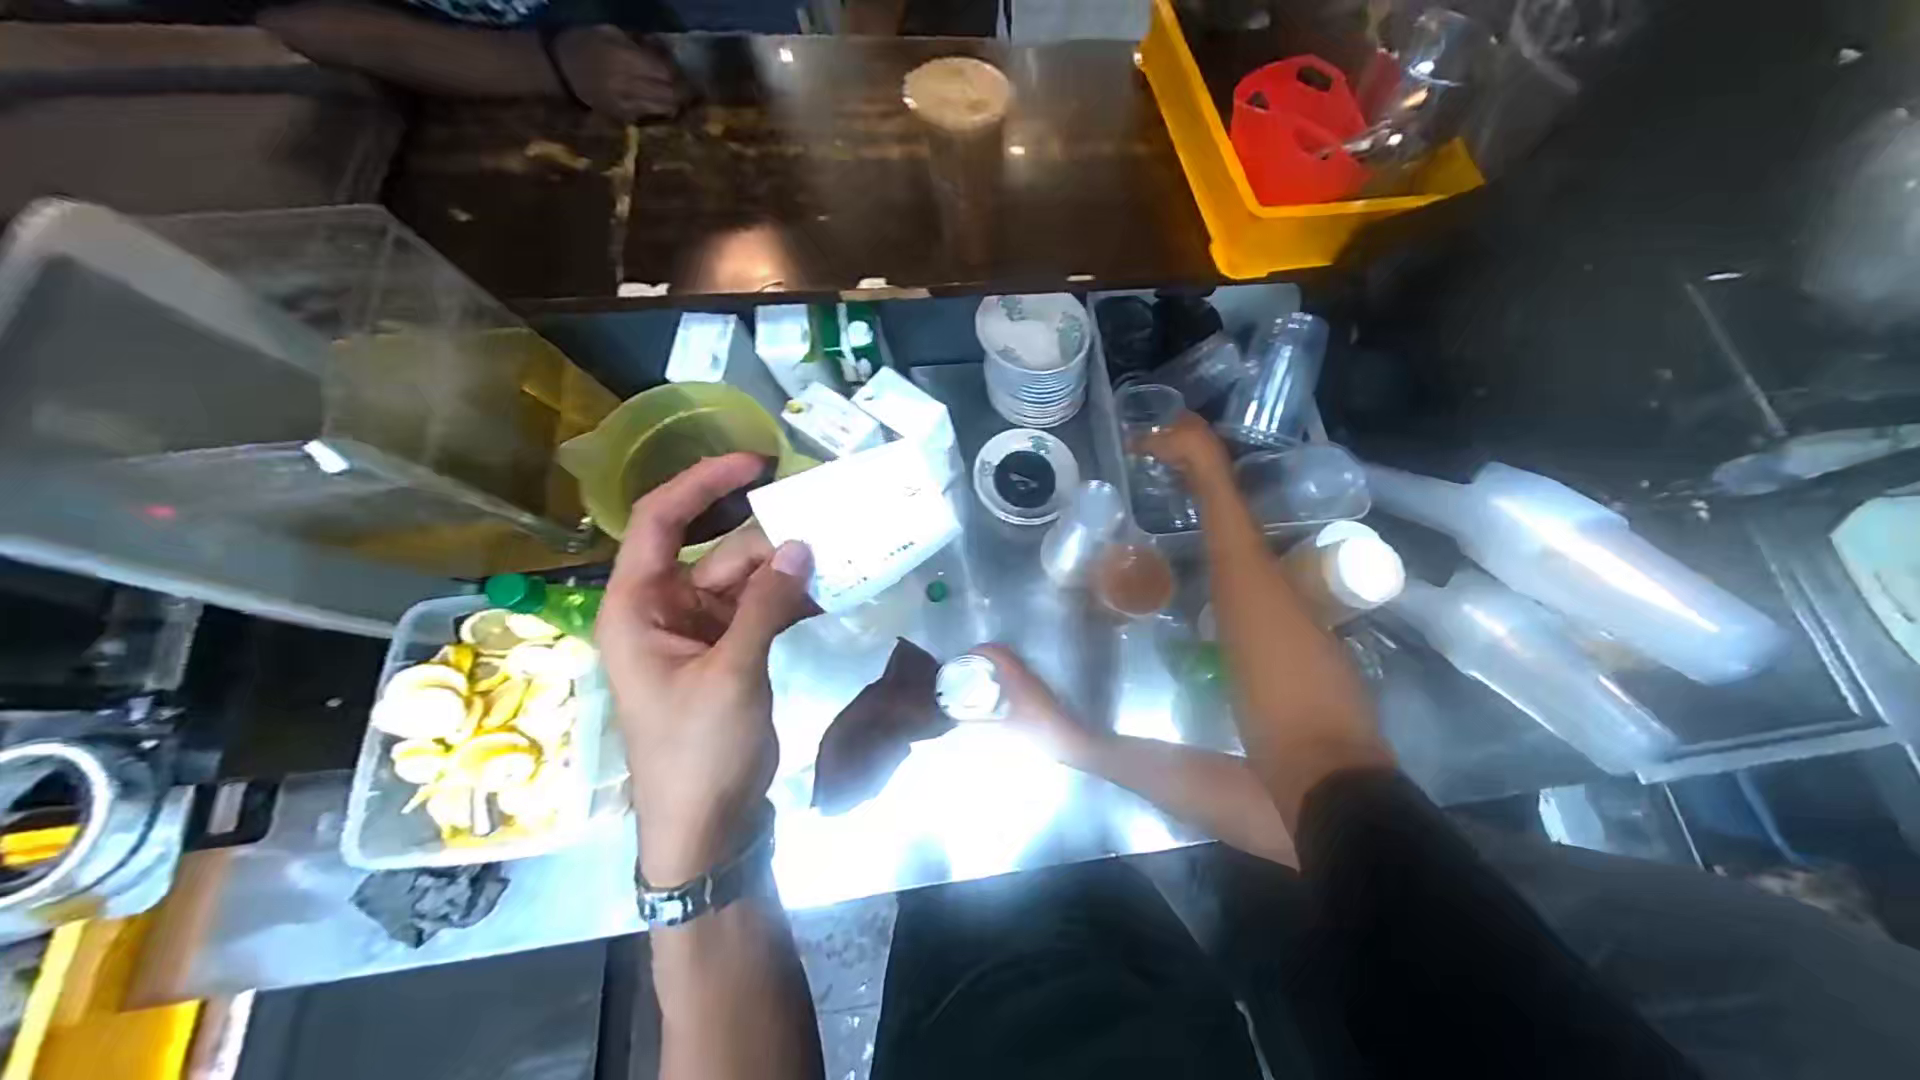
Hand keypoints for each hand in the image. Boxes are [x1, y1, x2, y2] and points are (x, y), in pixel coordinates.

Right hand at [551, 25, 684, 120]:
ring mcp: (628, 104)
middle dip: (677, 90)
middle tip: (678, 86)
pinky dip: (655, 110)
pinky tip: (651, 102)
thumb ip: (638, 42)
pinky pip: (650, 116)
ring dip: (670, 102)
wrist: (559, 70)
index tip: (674, 70)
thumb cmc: (584, 44)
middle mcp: (630, 84)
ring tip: (668, 96)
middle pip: (670, 94)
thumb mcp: (609, 32)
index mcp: (626, 59)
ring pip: (664, 108)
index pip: (665, 72)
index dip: (674, 72)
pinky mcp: (624, 118)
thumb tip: (663, 50)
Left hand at [599, 453, 815, 883]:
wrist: (707, 825)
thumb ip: (765, 607)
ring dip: (789, 569)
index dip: (701, 483)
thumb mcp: (731, 675)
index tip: (754, 463)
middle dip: (770, 537)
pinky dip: (793, 599)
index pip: (657, 521)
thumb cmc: (697, 752)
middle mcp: (666, 609)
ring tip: (840, 551)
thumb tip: (801, 547)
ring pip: (748, 579)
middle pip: (719, 551)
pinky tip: (831, 590)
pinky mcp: (731, 651)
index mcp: (638, 606)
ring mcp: (701, 630)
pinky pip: (763, 609)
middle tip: (828, 519)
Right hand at [963, 644, 1096, 764]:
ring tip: (984, 672)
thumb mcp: (1005, 725)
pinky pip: (1020, 670)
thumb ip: (984, 724)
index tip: (968, 653)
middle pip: (1005, 652)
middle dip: (989, 652)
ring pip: (1014, 661)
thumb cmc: (1034, 727)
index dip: (981, 649)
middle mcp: (1025, 672)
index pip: (996, 652)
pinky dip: (1008, 671)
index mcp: (1015, 675)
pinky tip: (1002, 687)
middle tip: (974, 660)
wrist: (1063, 735)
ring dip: (999, 661)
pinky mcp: (1040, 687)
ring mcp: (1035, 678)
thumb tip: (965, 725)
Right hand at [1135, 409, 1232, 487]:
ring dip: (1180, 453)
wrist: (1207, 471)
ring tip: (1164, 461)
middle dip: (1172, 437)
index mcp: (1190, 417)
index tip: (1154, 426)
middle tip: (1157, 445)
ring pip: (1190, 447)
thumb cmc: (1181, 448)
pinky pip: (1194, 463)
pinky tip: (1176, 473)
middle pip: (1184, 431)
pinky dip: (1186, 467)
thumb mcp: (1155, 444)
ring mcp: (1210, 446)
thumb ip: (1140, 442)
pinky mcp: (1212, 464)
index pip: (1176, 413)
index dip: (1165, 418)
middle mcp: (1202, 428)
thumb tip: (1125, 442)